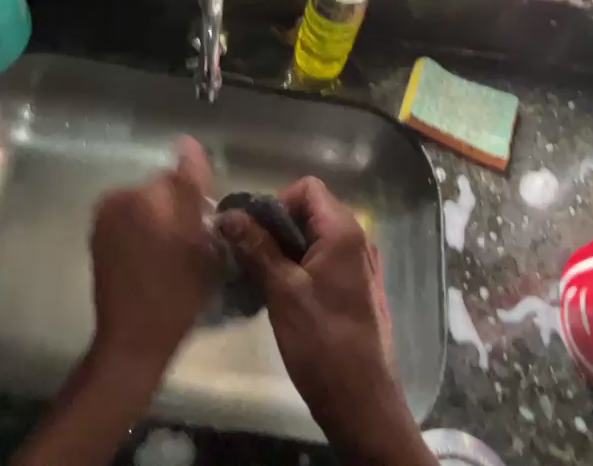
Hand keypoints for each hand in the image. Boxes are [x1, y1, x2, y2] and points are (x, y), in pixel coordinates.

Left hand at [89, 136, 220, 374]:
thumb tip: (186, 141)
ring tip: (172, 257)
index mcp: (142, 196)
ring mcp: (103, 220)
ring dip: (161, 222)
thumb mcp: (200, 241)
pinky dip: (144, 235)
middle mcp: (117, 199)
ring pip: (147, 207)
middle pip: (162, 191)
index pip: (180, 178)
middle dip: (178, 210)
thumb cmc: (176, 293)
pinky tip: (153, 262)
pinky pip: (131, 223)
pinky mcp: (98, 240)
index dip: (197, 202)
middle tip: (191, 245)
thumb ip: (192, 186)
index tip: (203, 227)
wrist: (133, 340)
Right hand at [219, 177, 427, 463]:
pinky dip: (302, 267)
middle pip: (311, 211)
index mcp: (345, 232)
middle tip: (250, 257)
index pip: (307, 188)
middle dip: (277, 227)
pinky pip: (327, 261)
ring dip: (286, 250)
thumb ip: (257, 247)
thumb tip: (228, 214)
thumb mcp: (282, 291)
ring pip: (316, 238)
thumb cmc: (323, 343)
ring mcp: (362, 267)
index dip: (277, 202)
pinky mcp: (359, 290)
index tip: (255, 234)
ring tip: (261, 278)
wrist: (364, 404)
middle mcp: (359, 240)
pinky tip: (282, 296)